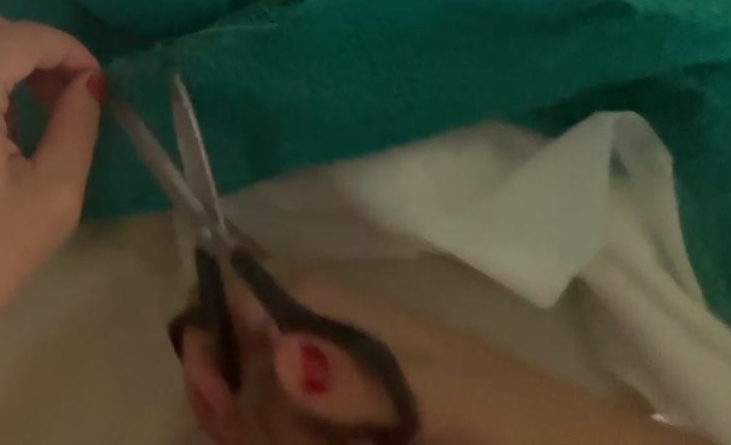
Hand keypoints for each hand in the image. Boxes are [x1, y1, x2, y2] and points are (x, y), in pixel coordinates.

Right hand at [177, 270, 716, 444]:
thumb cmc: (518, 420)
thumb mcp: (449, 400)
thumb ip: (365, 381)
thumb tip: (284, 359)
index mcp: (321, 303)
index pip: (228, 299)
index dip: (212, 347)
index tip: (222, 408)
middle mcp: (310, 332)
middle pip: (233, 359)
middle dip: (240, 410)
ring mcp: (326, 382)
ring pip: (256, 403)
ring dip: (262, 433)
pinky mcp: (341, 423)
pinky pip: (287, 430)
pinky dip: (282, 442)